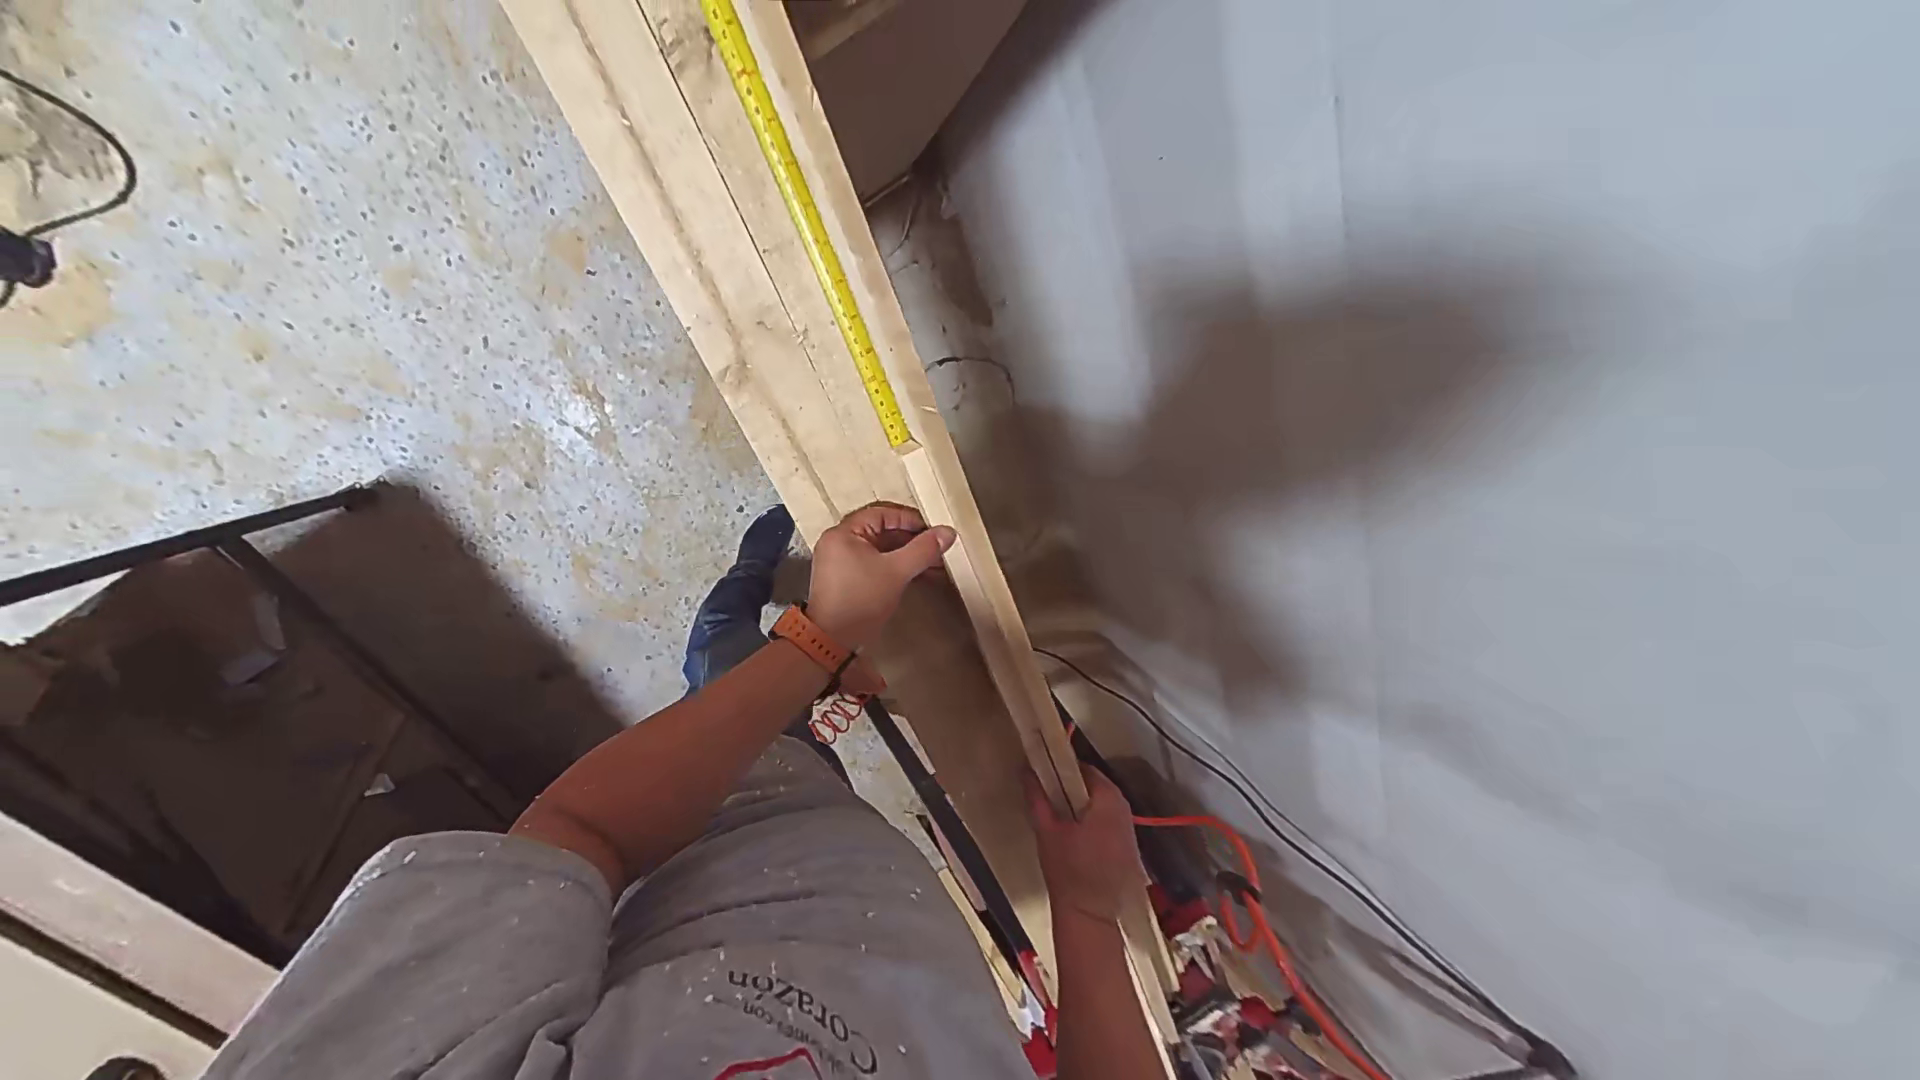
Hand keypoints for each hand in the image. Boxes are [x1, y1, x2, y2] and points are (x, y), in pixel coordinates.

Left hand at [805, 502, 955, 650]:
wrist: (833, 641)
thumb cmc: (860, 600)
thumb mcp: (896, 571)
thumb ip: (923, 549)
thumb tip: (948, 532)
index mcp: (844, 533)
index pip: (882, 514)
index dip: (910, 520)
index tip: (933, 531)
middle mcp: (840, 542)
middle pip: (883, 532)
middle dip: (913, 541)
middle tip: (938, 549)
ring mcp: (842, 562)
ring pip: (881, 550)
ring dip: (908, 556)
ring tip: (935, 566)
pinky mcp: (848, 580)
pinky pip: (876, 564)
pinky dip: (896, 568)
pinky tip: (919, 576)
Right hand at [1027, 763, 1143, 922]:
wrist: (1092, 916)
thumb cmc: (1068, 870)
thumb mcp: (1046, 830)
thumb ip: (1036, 797)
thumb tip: (1026, 769)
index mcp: (1107, 798)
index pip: (1083, 768)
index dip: (1061, 767)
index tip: (1044, 773)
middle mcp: (1124, 807)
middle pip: (1094, 784)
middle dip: (1071, 786)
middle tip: (1047, 793)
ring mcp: (1129, 826)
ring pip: (1101, 802)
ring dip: (1081, 802)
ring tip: (1058, 812)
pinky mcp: (1129, 844)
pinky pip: (1109, 818)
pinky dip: (1093, 818)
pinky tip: (1075, 831)